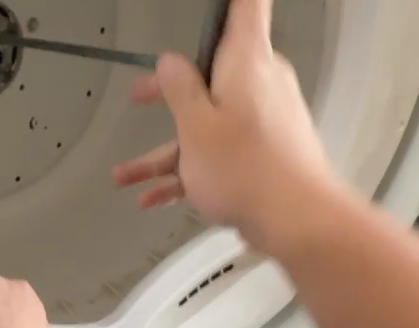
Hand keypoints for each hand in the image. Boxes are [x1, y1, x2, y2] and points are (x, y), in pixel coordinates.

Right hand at [111, 0, 344, 254]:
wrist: (290, 216)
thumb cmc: (246, 169)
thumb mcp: (195, 127)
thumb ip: (180, 90)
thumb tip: (170, 63)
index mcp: (246, 62)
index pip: (245, 7)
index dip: (230, 1)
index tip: (221, 0)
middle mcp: (258, 84)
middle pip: (209, 78)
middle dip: (169, 93)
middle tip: (141, 94)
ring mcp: (261, 121)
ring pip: (204, 127)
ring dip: (164, 153)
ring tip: (127, 174)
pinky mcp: (260, 153)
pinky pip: (215, 155)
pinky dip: (185, 172)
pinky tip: (155, 196)